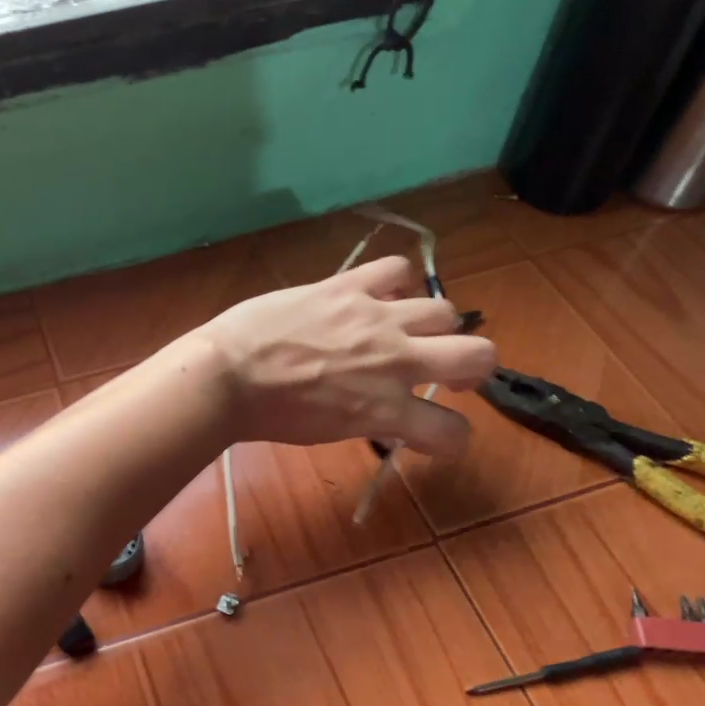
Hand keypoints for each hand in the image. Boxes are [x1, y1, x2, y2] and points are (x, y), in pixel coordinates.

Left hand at [195, 255, 496, 456]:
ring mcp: (375, 319)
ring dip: (434, 323)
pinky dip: (395, 280)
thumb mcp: (326, 432)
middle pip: (479, 354)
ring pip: (443, 309)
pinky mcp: (348, 286)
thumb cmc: (267, 414)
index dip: (452, 437)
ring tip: (409, 328)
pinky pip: (395, 268)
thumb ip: (368, 419)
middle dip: (473, 366)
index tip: (435, 434)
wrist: (226, 376)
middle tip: (448, 370)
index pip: (452, 432)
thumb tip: (384, 414)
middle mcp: (395, 363)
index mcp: (386, 411)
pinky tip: (379, 292)